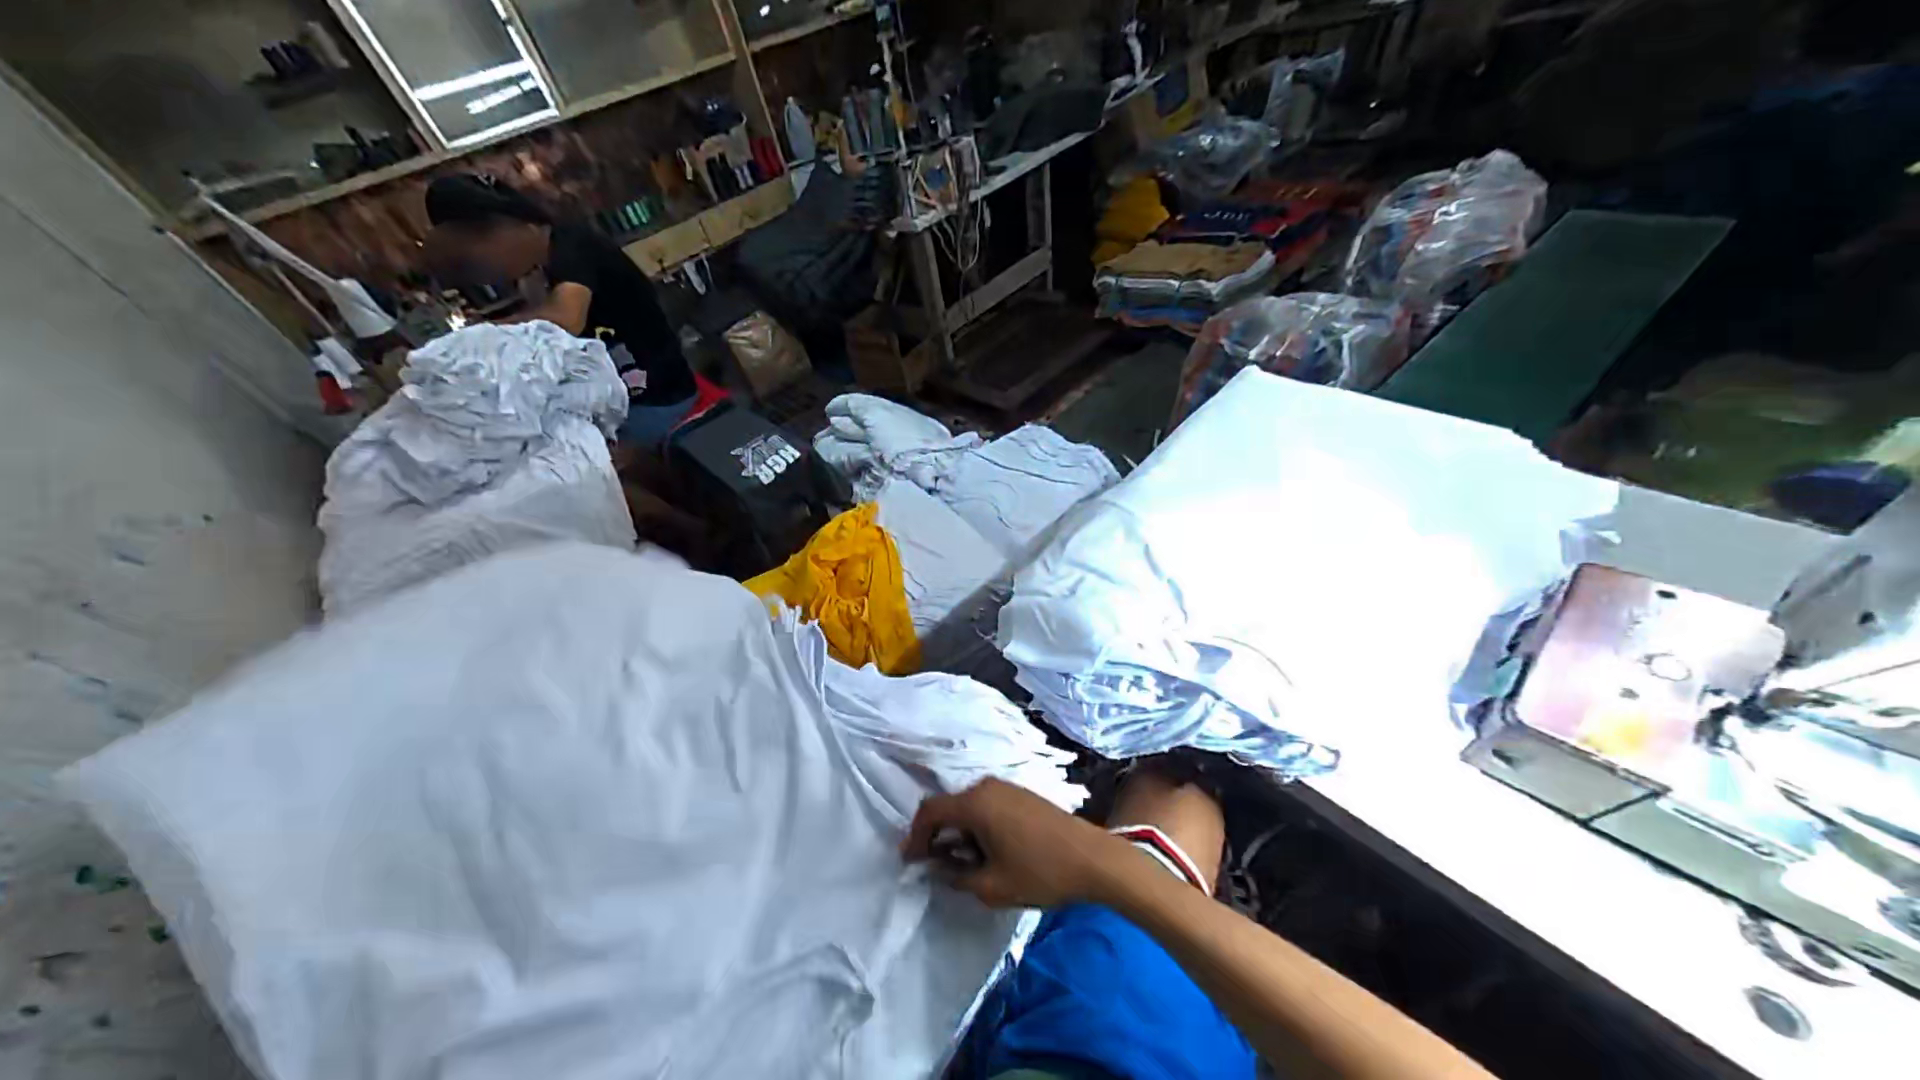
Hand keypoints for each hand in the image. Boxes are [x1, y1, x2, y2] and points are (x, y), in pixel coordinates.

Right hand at [900, 778, 1130, 908]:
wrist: (1093, 858)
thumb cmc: (1040, 873)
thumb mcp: (992, 886)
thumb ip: (956, 876)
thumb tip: (939, 867)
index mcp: (975, 802)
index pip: (929, 811)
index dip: (915, 836)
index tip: (910, 861)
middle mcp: (987, 786)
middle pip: (949, 806)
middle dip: (937, 835)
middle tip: (934, 864)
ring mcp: (1006, 787)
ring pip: (969, 806)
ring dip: (959, 831)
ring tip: (963, 863)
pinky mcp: (1022, 794)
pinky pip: (987, 805)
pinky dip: (978, 825)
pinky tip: (987, 850)